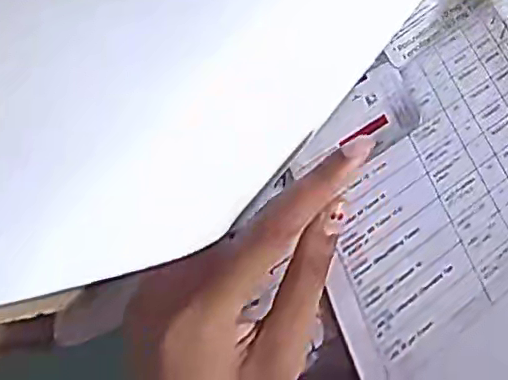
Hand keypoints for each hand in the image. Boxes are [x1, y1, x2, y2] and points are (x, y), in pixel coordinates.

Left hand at [126, 137, 373, 379]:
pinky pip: (213, 238)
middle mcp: (167, 288)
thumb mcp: (281, 357)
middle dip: (300, 193)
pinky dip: (248, 229)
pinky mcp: (152, 285)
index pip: (276, 225)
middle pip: (252, 217)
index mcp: (201, 308)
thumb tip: (333, 211)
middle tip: (345, 164)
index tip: (355, 151)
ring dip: (276, 209)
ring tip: (318, 193)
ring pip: (234, 222)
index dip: (321, 182)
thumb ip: (307, 278)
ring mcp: (153, 285)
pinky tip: (273, 232)